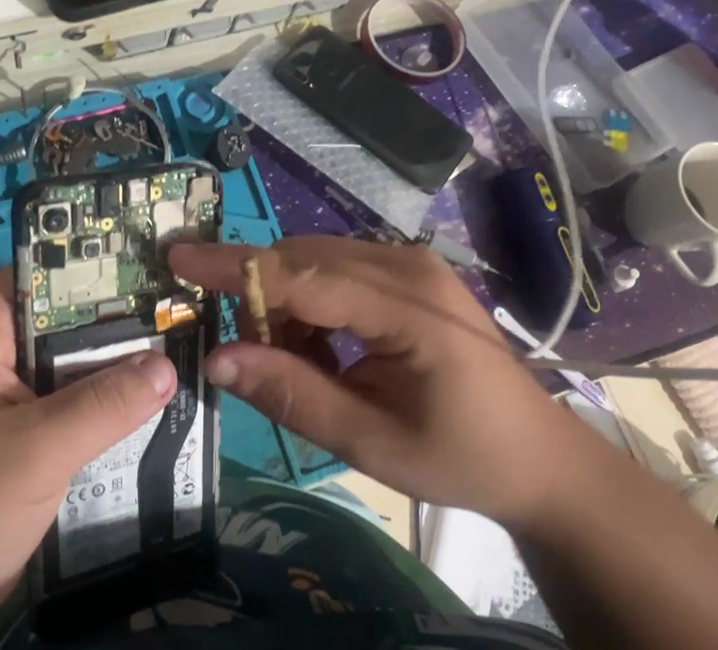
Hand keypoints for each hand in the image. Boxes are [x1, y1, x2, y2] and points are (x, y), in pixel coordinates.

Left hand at [0, 270, 176, 649]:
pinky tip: (151, 407)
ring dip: (114, 370)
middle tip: (186, 316)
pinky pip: (62, 408)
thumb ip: (103, 404)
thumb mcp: (34, 452)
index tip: (158, 272)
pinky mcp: (10, 439)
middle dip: (118, 325)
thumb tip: (168, 364)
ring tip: (185, 352)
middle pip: (60, 324)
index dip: (97, 272)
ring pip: (66, 369)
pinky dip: (99, 408)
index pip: (40, 278)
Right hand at [170, 237, 587, 525]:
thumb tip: (216, 358)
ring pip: (316, 260)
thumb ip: (293, 395)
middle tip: (245, 355)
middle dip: (259, 297)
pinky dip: (313, 305)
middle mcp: (407, 265)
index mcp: (407, 306)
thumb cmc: (460, 456)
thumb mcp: (371, 441)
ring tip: (300, 366)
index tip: (177, 259)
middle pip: (303, 259)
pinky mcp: (411, 272)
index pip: (300, 274)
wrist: (539, 458)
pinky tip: (327, 353)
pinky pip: (339, 269)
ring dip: (286, 304)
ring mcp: (412, 263)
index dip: (234, 268)